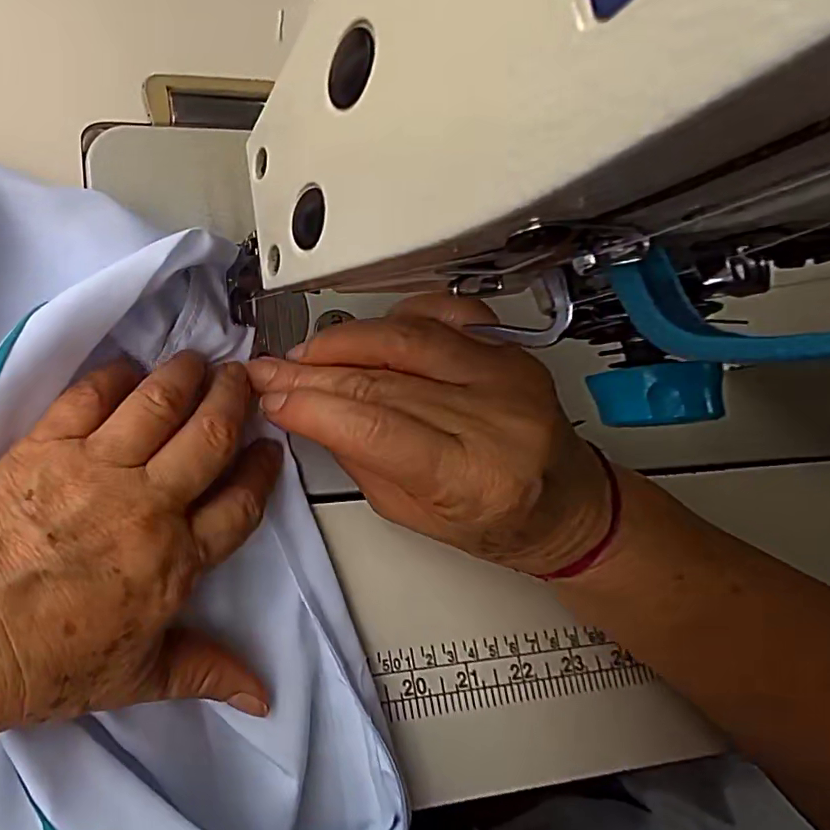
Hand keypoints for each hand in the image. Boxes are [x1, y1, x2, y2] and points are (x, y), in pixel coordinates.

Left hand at [0, 353, 281, 782]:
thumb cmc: (48, 661)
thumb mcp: (136, 678)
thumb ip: (202, 670)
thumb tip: (263, 695)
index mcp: (177, 561)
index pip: (238, 503)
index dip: (260, 470)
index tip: (267, 445)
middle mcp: (146, 504)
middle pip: (207, 438)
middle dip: (232, 401)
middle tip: (239, 378)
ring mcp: (94, 470)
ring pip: (156, 405)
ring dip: (183, 376)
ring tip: (195, 361)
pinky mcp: (43, 447)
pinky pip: (88, 397)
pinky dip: (113, 377)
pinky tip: (126, 370)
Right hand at [246, 294, 611, 575]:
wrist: (562, 503)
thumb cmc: (486, 516)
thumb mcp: (401, 508)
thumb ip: (353, 453)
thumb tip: (301, 408)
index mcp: (470, 475)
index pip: (371, 427)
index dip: (310, 408)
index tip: (272, 401)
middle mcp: (495, 419)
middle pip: (376, 380)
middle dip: (307, 374)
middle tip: (267, 373)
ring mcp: (505, 376)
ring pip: (401, 338)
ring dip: (338, 342)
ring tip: (302, 354)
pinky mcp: (508, 349)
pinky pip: (443, 313)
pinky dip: (394, 315)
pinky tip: (364, 331)